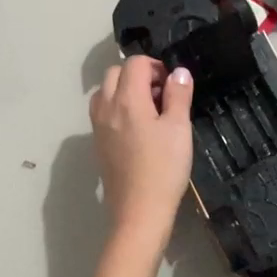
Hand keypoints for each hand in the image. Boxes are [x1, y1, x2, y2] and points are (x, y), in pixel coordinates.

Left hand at [89, 56, 194, 251]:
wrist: (139, 212)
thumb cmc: (164, 168)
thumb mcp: (179, 128)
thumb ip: (178, 95)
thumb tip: (178, 72)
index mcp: (127, 99)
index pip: (135, 63)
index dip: (156, 66)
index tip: (173, 85)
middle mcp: (106, 107)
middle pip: (115, 73)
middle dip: (138, 74)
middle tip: (162, 95)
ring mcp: (98, 126)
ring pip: (105, 91)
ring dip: (125, 90)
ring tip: (149, 110)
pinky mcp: (98, 143)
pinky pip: (103, 111)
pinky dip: (118, 107)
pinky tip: (138, 129)